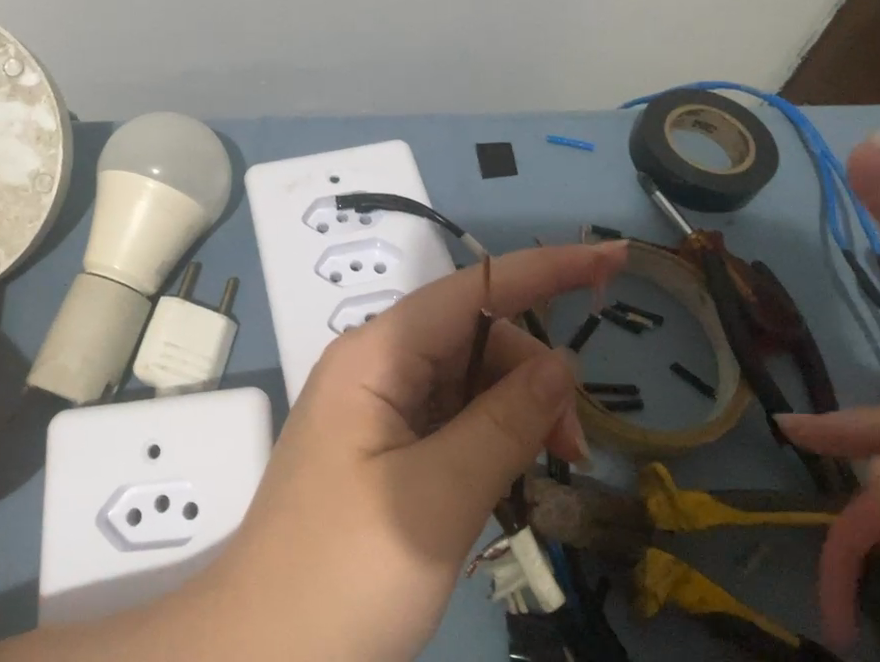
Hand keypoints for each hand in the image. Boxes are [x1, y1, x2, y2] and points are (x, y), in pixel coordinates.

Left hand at [189, 242, 622, 660]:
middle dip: (532, 373)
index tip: (614, 257)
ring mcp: (375, 410)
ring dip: (516, 411)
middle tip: (573, 449)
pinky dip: (491, 438)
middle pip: (474, 338)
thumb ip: (505, 422)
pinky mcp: (382, 451)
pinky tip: (511, 473)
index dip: (544, 269)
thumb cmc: (347, 571)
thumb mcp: (438, 495)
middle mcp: (373, 368)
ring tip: (548, 468)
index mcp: (374, 356)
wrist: (265, 650)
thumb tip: (562, 362)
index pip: (470, 290)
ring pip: (467, 382)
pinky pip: (450, 420)